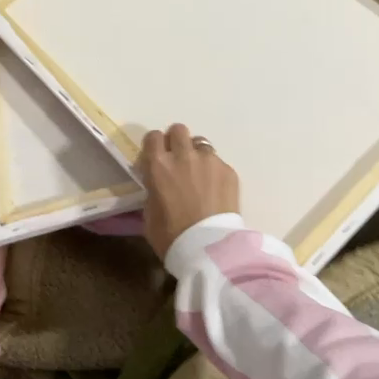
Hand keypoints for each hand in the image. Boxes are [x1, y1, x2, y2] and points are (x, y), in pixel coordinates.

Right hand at [138, 124, 240, 258]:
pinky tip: (215, 191)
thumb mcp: (149, 214)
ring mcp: (209, 161)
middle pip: (179, 130)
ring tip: (200, 176)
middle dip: (177, 141)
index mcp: (158, 165)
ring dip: (197, 155)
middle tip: (179, 160)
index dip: (155, 146)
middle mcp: (183, 155)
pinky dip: (214, 172)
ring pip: (201, 144)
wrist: (208, 249)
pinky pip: (218, 162)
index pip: (153, 136)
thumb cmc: (171, 236)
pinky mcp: (228, 170)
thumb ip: (152, 190)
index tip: (157, 157)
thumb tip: (157, 184)